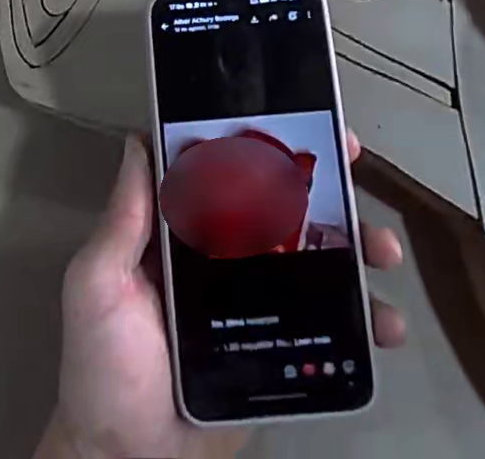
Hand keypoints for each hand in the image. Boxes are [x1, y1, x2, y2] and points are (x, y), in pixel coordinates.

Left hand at [34, 132, 407, 458]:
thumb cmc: (105, 366)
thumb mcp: (100, 282)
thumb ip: (121, 218)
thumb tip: (138, 140)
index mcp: (175, 227)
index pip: (217, 168)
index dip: (252, 138)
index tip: (287, 117)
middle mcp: (216, 250)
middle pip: (273, 202)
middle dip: (316, 178)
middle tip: (351, 160)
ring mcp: (251, 295)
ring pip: (309, 253)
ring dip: (351, 241)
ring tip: (379, 246)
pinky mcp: (276, 340)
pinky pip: (324, 318)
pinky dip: (360, 315)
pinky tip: (384, 320)